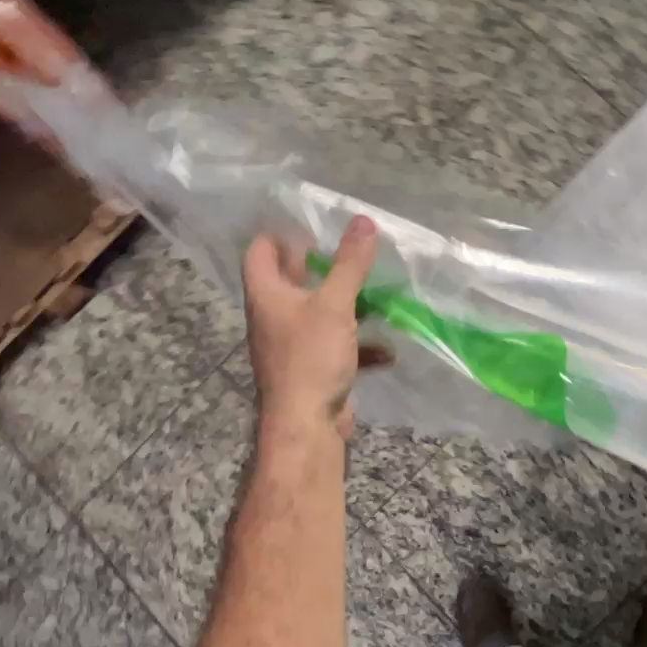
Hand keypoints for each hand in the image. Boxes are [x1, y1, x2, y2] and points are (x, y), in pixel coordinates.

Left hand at [241, 215, 378, 438]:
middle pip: (289, 283)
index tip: (311, 230)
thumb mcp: (335, 305)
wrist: (306, 426)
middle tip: (344, 256)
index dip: (280, 236)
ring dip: (343, 307)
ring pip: (316, 317)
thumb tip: (364, 221)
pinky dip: (358, 347)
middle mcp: (272, 319)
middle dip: (317, 269)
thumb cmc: (311, 358)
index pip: (260, 251)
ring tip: (372, 294)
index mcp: (266, 295)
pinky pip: (335, 350)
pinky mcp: (312, 373)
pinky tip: (387, 349)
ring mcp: (291, 348)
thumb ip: (350, 265)